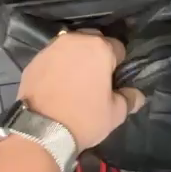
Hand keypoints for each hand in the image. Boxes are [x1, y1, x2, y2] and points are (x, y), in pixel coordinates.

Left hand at [17, 30, 130, 148]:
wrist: (41, 131)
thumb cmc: (84, 119)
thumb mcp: (115, 114)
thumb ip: (129, 99)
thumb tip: (136, 95)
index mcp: (99, 48)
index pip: (118, 48)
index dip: (119, 65)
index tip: (115, 81)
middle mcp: (74, 40)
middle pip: (93, 41)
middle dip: (97, 56)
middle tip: (96, 80)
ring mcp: (51, 49)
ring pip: (70, 48)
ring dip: (75, 59)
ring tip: (75, 83)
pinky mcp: (33, 61)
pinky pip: (52, 59)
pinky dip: (57, 67)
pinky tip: (57, 87)